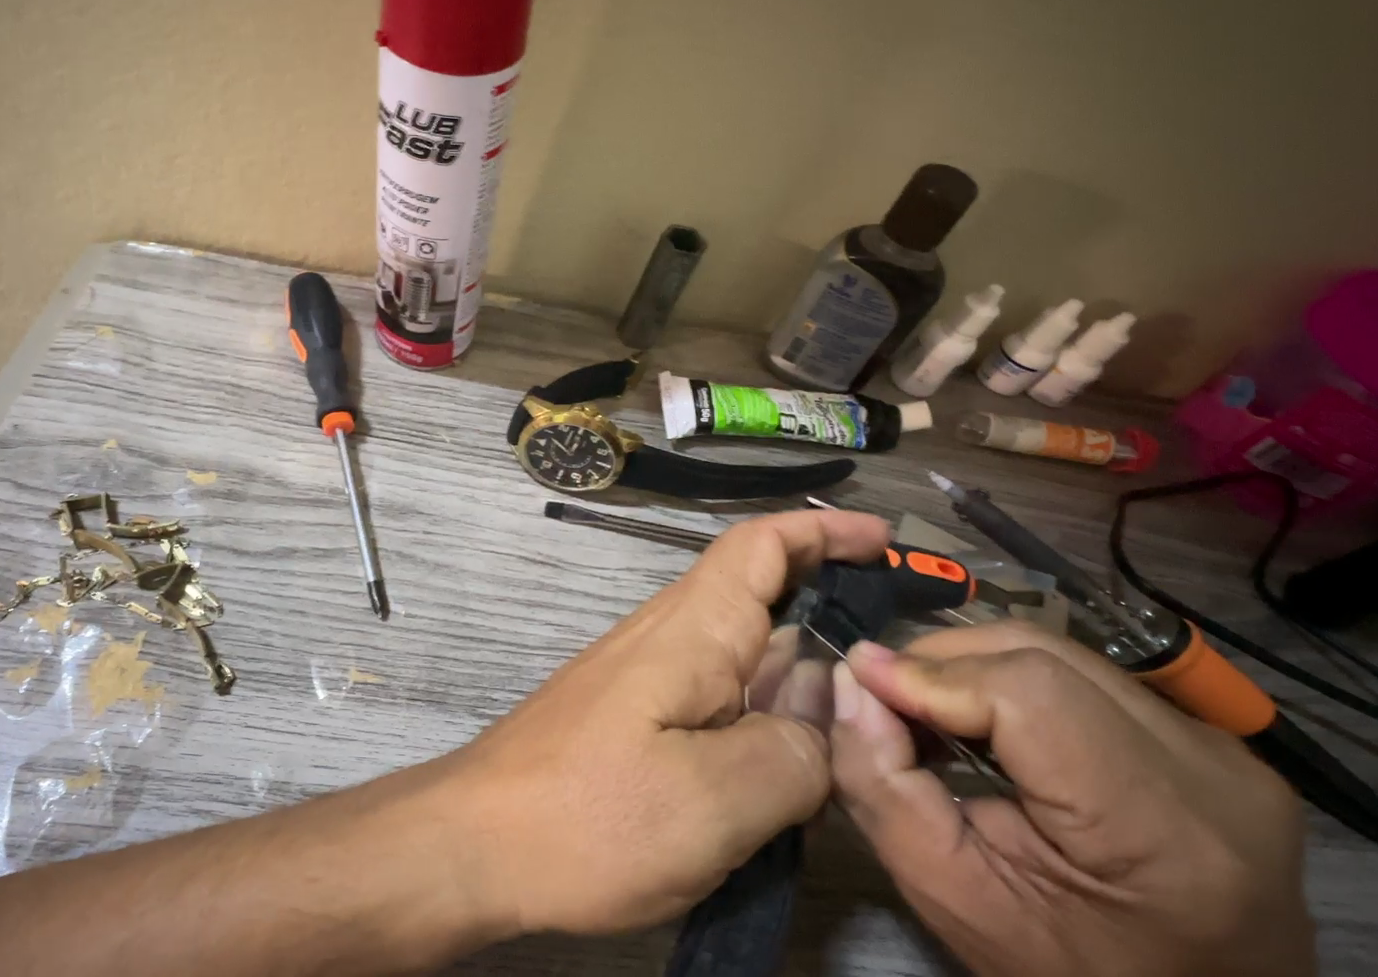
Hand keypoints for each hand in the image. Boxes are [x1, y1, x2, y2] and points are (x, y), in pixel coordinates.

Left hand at [442, 510, 889, 935]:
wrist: (473, 846)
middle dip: (830, 618)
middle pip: (759, 604)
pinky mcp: (632, 726)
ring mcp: (646, 685)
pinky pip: (717, 706)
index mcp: (691, 632)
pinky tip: (789, 773)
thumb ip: (794, 754)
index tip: (883, 538)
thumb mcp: (717, 798)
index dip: (822, 529)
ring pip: (743, 663)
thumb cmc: (590, 816)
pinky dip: (764, 722)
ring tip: (863, 732)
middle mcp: (668, 642)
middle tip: (904, 667)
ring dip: (800, 684)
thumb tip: (824, 714)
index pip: (760, 547)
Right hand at [830, 621, 1313, 976]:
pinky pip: (1084, 673)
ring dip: (971, 665)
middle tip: (881, 696)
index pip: (1027, 692)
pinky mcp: (1210, 738)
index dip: (931, 674)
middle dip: (940, 660)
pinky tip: (981, 718)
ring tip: (923, 706)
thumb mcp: (951, 895)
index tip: (859, 682)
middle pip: (1041, 654)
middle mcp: (1209, 769)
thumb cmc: (1063, 969)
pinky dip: (1011, 679)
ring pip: (1059, 650)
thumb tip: (848, 680)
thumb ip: (883, 787)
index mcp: (1159, 829)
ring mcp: (1221, 748)